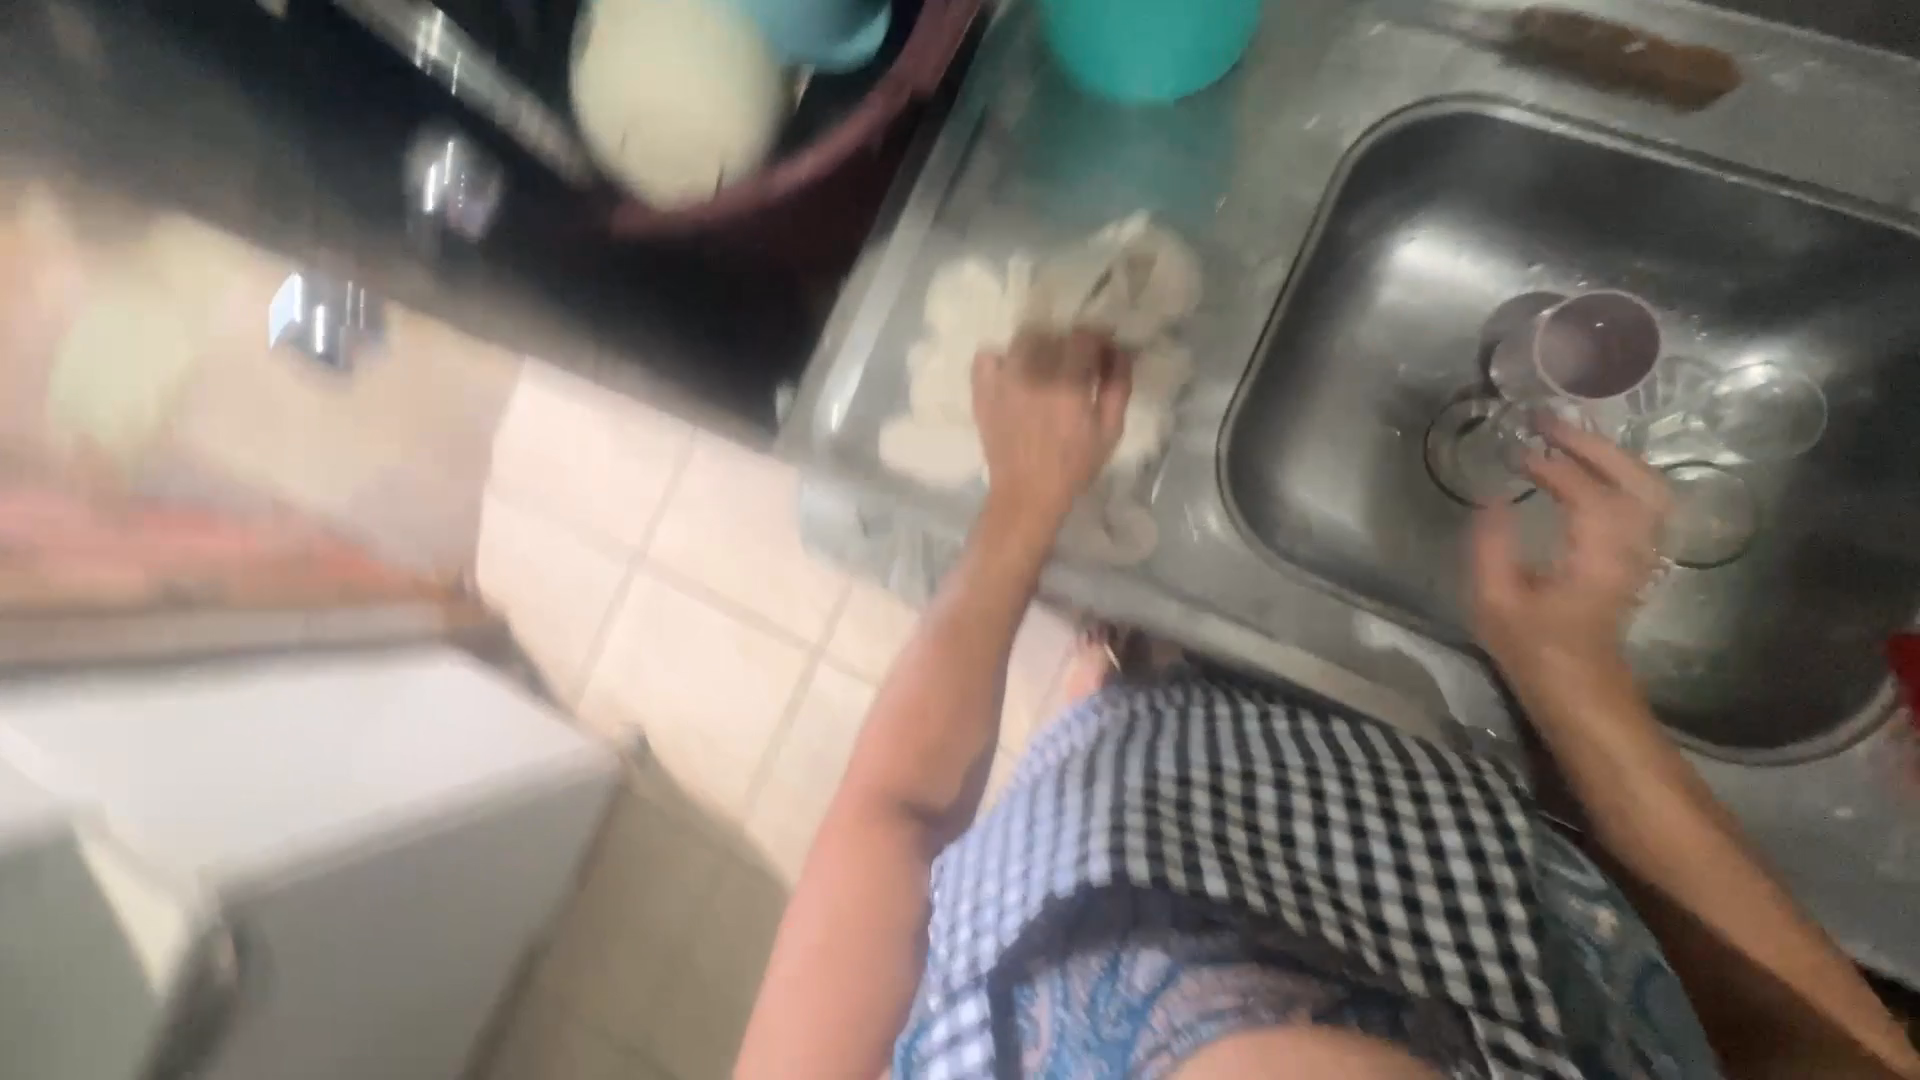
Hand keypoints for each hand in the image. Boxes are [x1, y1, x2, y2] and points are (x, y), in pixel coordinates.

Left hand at [973, 329, 1132, 544]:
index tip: (1102, 352)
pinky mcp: (982, 393)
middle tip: (1074, 363)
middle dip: (1067, 343)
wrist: (1026, 495)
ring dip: (1037, 346)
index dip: (1097, 339)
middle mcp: (1033, 375)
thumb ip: (1118, 387)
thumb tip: (1121, 351)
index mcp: (1069, 384)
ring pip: (1020, 341)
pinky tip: (1012, 372)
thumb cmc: (1073, 468)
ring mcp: (1003, 382)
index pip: (1084, 336)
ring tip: (1043, 366)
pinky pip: (986, 358)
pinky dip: (1000, 358)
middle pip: (1052, 334)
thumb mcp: (1110, 432)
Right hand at [1471, 421, 1671, 689]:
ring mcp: (1643, 553)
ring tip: (1565, 437)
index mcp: (1598, 560)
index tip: (1518, 454)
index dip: (1555, 469)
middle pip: (1635, 480)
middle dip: (1593, 445)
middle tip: (1548, 422)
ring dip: (1610, 456)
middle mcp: (1633, 550)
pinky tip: (1586, 470)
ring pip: (1648, 488)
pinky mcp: (1636, 557)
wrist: (1577, 686)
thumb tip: (1494, 499)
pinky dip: (1618, 475)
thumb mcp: (1495, 601)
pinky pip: (1642, 502)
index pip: (1589, 496)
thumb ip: (1492, 547)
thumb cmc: (1531, 647)